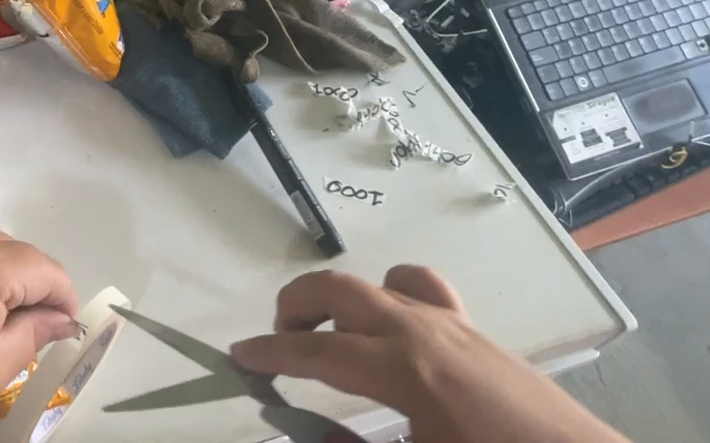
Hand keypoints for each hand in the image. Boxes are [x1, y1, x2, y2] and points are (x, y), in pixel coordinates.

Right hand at [229, 266, 627, 442]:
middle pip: (336, 290)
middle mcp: (419, 329)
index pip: (316, 352)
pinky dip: (387, 292)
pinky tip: (391, 329)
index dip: (270, 354)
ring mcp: (449, 321)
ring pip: (372, 283)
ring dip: (335, 300)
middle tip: (278, 347)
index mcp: (404, 370)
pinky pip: (418, 285)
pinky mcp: (472, 327)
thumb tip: (296, 428)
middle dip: (294, 309)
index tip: (237, 357)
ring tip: (326, 338)